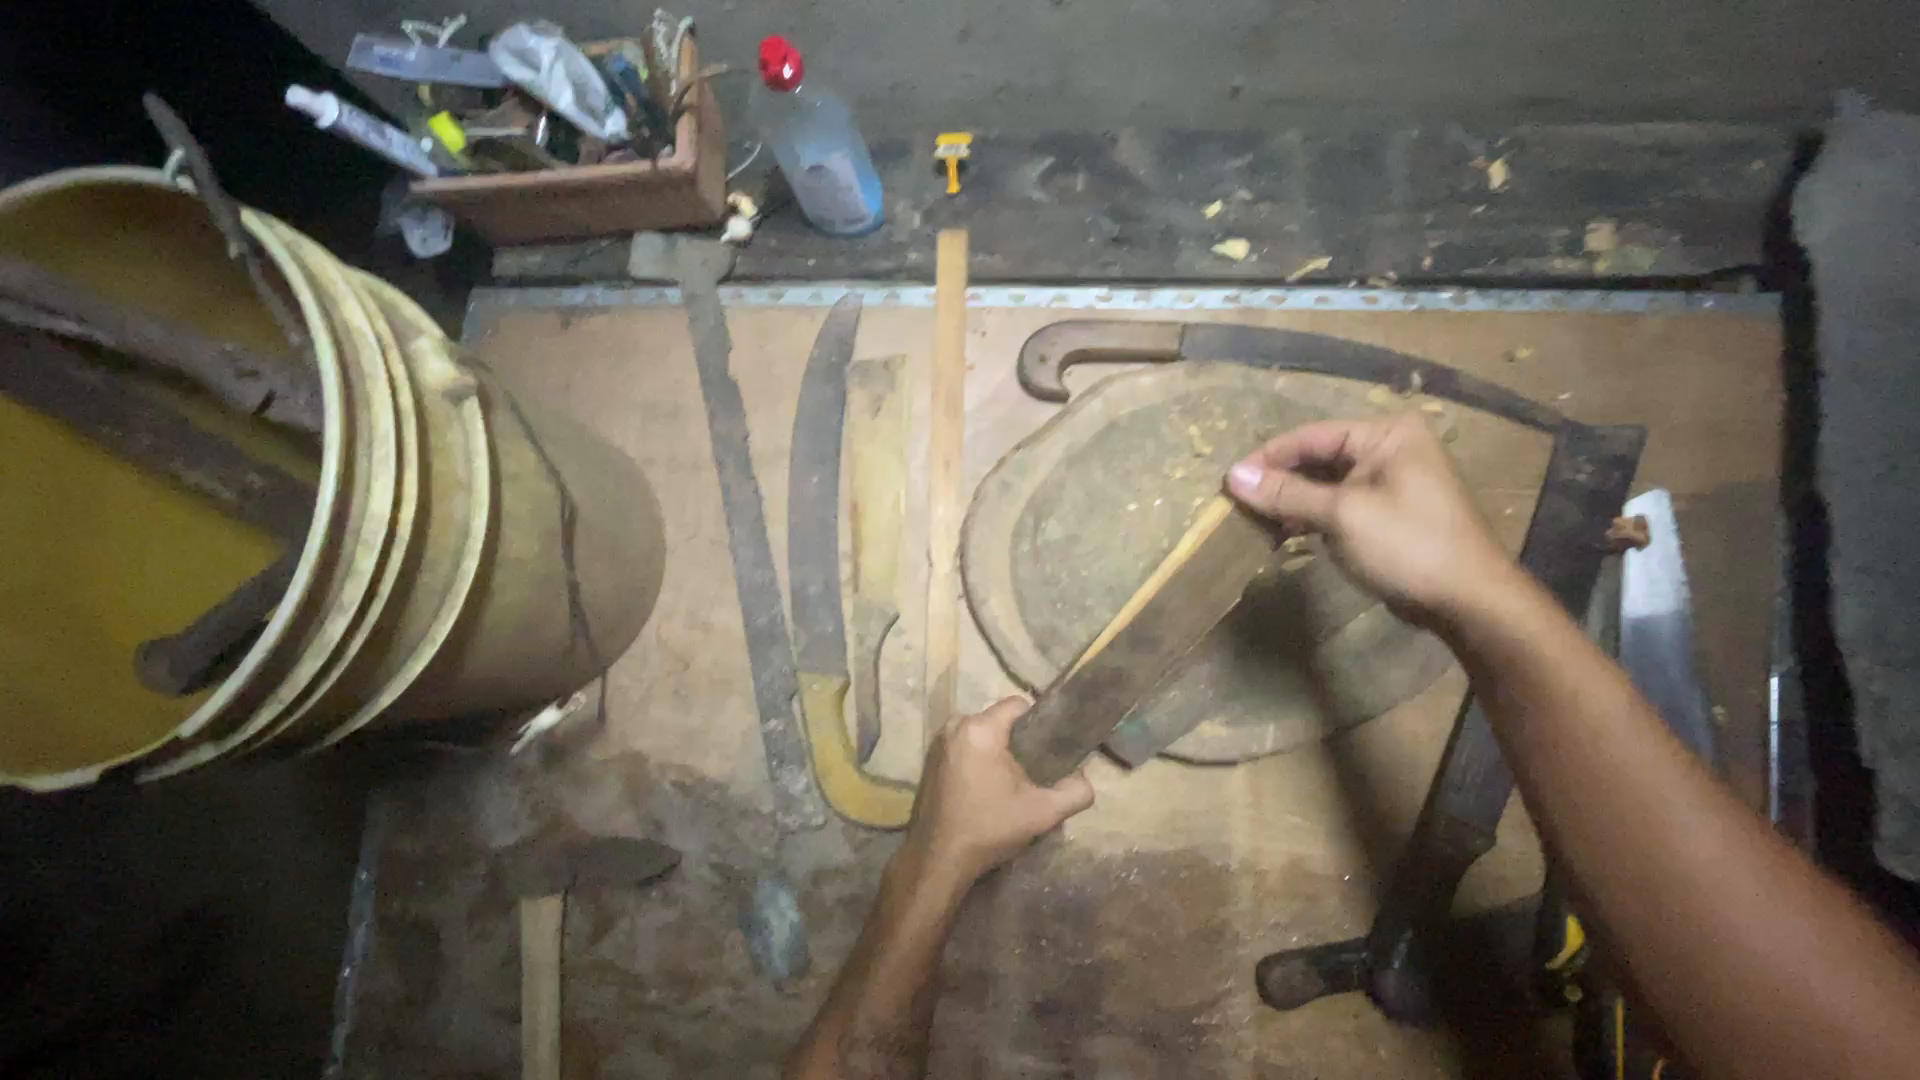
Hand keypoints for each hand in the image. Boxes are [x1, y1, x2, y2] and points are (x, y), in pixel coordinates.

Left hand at [901, 698, 1094, 887]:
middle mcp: (955, 726)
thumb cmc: (989, 829)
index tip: (1048, 749)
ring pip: (980, 734)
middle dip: (1016, 742)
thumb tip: (1085, 779)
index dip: (1038, 722)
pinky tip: (984, 789)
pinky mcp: (929, 760)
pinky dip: (976, 760)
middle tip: (1030, 772)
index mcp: (980, 729)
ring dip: (995, 752)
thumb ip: (1074, 792)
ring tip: (1008, 783)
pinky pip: (963, 747)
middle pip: (998, 720)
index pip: (1017, 705)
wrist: (938, 859)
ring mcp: (938, 742)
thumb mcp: (1042, 813)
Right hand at [1224, 414, 1516, 627]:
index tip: (1228, 482)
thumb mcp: (1341, 515)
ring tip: (1254, 522)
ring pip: (1323, 483)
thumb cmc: (1407, 545)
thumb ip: (1286, 493)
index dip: (1267, 458)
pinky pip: (1336, 504)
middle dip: (1277, 481)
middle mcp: (1389, 449)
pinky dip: (1308, 517)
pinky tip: (1283, 534)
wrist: (1467, 600)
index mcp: (1386, 435)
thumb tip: (1232, 476)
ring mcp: (1390, 481)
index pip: (1310, 436)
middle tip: (1237, 504)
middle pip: (1316, 458)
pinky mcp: (1386, 512)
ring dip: (1289, 502)